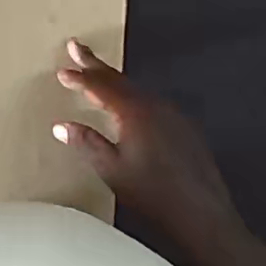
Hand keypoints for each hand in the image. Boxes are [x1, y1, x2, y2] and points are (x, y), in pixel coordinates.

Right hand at [53, 39, 251, 265]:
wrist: (205, 218)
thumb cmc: (153, 195)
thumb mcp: (112, 170)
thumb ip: (86, 143)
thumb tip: (60, 126)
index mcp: (134, 112)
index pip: (99, 87)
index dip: (79, 78)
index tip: (61, 71)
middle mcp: (154, 105)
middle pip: (119, 80)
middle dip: (95, 64)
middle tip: (76, 47)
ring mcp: (173, 115)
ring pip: (136, 90)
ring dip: (113, 80)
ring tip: (97, 74)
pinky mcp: (184, 128)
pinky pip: (150, 101)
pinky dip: (131, 95)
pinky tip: (128, 105)